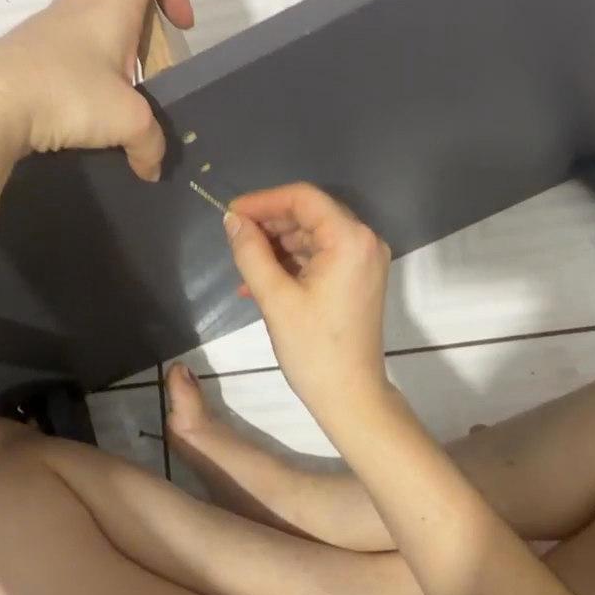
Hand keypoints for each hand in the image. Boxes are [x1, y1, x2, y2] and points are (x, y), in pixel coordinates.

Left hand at [0, 0, 193, 180]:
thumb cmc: (67, 95)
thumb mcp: (127, 123)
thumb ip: (150, 144)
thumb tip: (152, 169)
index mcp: (111, 4)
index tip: (178, 27)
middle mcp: (77, 5)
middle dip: (134, 15)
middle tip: (141, 60)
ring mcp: (45, 27)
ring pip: (82, 18)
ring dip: (103, 47)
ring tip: (109, 95)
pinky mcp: (23, 53)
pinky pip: (58, 51)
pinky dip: (75, 72)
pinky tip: (76, 111)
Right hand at [224, 184, 395, 423]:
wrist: (350, 396)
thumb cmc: (314, 350)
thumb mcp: (275, 299)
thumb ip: (251, 253)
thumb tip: (233, 221)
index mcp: (350, 239)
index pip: (303, 198)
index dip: (263, 201)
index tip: (230, 214)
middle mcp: (365, 242)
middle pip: (310, 215)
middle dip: (270, 224)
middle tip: (234, 240)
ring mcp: (365, 262)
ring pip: (313, 237)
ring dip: (277, 246)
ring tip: (244, 266)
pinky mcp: (359, 280)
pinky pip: (322, 258)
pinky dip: (293, 264)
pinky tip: (261, 282)